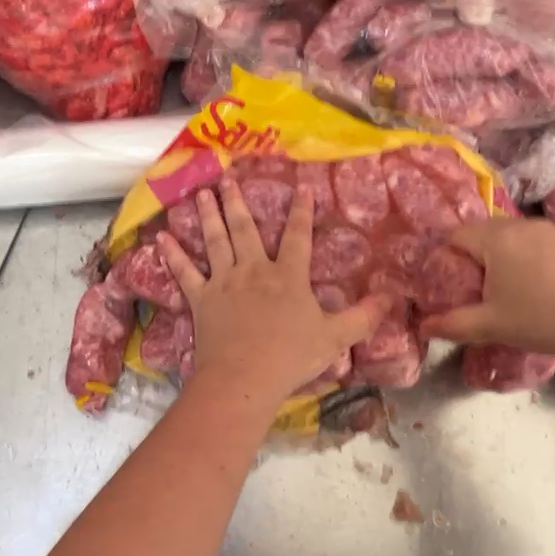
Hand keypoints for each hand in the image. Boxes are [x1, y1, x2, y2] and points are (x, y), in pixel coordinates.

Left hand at [157, 181, 389, 410]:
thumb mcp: (335, 337)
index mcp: (288, 276)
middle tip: (228, 178)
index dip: (301, 211)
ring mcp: (223, 283)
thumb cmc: (290, 357)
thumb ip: (363, 316)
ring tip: (201, 193)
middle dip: (238, 202)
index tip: (300, 187)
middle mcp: (254, 270)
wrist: (244, 377)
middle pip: (245, 229)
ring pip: (215, 241)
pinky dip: (173, 255)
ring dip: (208, 215)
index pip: (298, 236)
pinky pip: (184, 273)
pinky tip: (161, 238)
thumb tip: (393, 297)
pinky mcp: (200, 300)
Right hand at [418, 217, 554, 361]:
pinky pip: (545, 244)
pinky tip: (549, 290)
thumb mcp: (492, 326)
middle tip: (481, 290)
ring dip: (508, 258)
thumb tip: (423, 326)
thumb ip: (453, 324)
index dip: (447, 258)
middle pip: (486, 233)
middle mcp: (524, 225)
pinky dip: (537, 261)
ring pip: (517, 238)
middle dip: (477, 257)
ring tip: (516, 291)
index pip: (456, 236)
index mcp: (497, 239)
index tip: (452, 284)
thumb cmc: (545, 320)